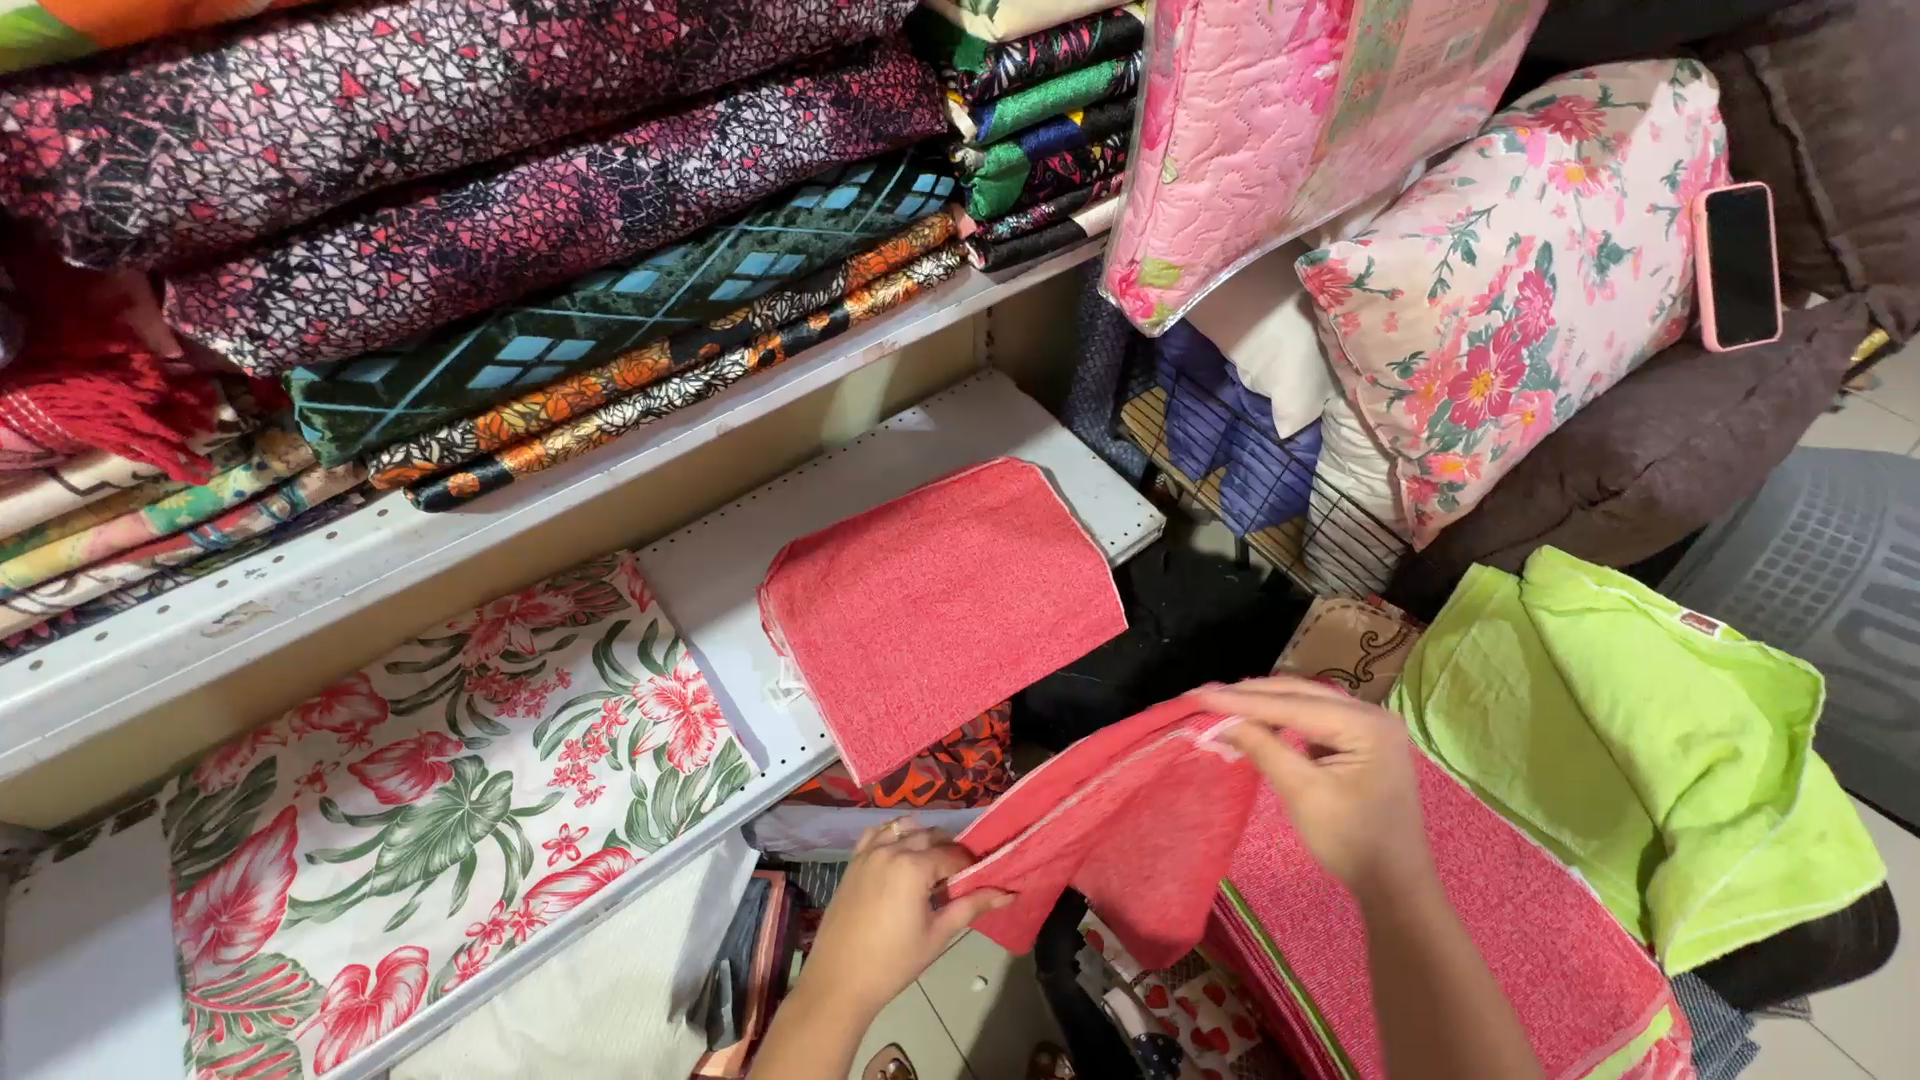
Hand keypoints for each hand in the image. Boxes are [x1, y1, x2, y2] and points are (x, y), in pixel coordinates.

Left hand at [795, 818, 1012, 1018]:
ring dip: (922, 839)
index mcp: (914, 866)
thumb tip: (1009, 894)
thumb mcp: (938, 934)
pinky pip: (875, 833)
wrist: (839, 980)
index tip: (979, 880)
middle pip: (930, 836)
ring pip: (904, 829)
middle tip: (957, 877)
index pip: (953, 855)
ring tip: (931, 865)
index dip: (970, 866)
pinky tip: (900, 851)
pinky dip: (892, 834)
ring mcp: (868, 853)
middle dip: (948, 850)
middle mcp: (891, 849)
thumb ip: (972, 906)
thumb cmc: (893, 962)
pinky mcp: (853, 862)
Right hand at [1200, 677, 1433, 898]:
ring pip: (1305, 703)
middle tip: (1205, 694)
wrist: (1394, 884)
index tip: (1199, 694)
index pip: (1292, 705)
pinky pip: (1312, 719)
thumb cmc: (1352, 841)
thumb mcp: (1302, 793)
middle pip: (1300, 695)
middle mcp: (1371, 714)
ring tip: (1222, 702)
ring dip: (1264, 704)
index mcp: (1366, 724)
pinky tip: (1256, 720)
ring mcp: (1367, 727)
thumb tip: (1222, 722)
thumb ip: (1263, 748)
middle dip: (1251, 696)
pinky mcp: (1359, 741)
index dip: (1241, 700)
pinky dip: (1280, 718)